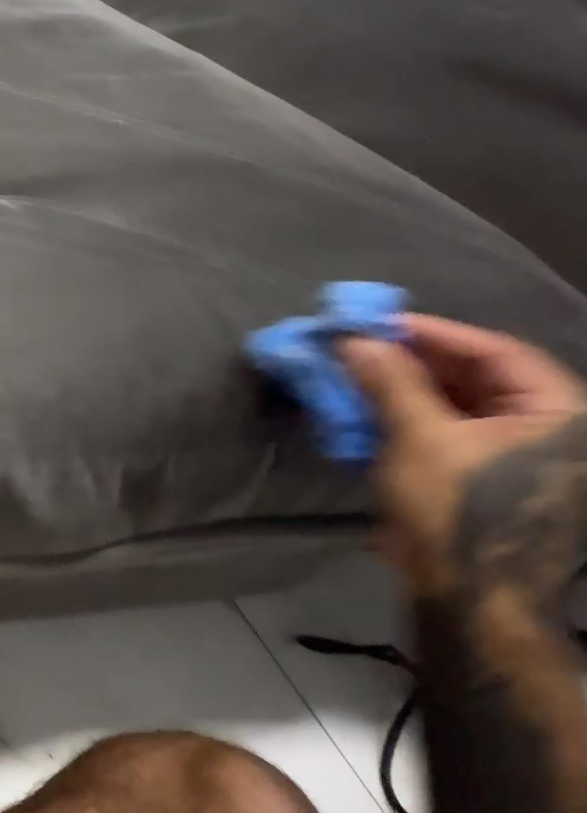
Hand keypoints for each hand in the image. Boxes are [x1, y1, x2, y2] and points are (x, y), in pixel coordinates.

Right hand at [340, 314, 585, 587]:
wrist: (470, 591)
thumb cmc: (460, 507)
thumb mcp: (419, 436)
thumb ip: (390, 381)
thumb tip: (354, 340)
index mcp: (562, 416)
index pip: (497, 353)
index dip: (433, 333)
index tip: (374, 322)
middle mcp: (553, 431)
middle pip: (479, 376)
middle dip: (412, 360)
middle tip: (356, 346)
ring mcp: (524, 456)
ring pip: (459, 403)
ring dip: (403, 387)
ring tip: (351, 374)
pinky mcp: (491, 476)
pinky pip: (450, 430)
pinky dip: (408, 415)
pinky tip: (365, 409)